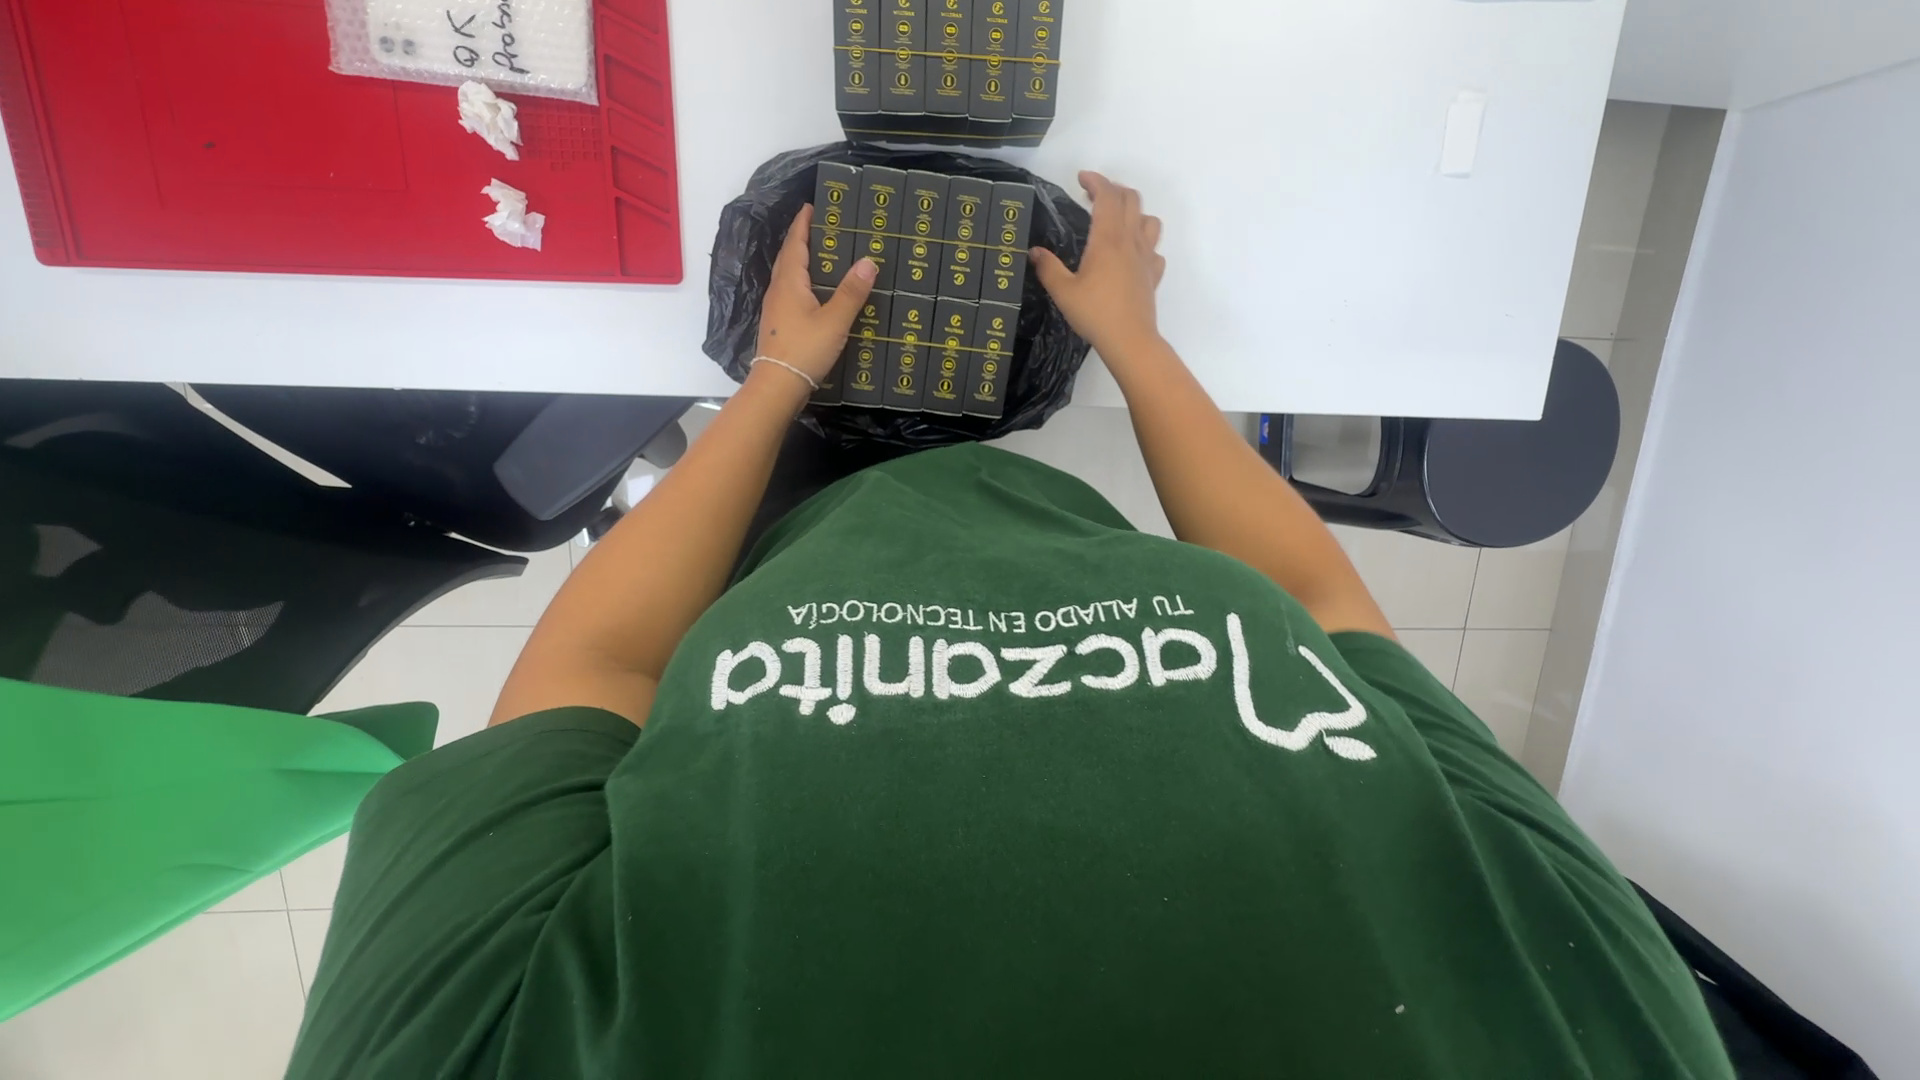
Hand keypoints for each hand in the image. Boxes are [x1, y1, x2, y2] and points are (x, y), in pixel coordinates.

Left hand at [756, 204, 877, 382]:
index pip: (796, 243)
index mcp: (790, 282)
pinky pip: (789, 293)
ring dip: (801, 262)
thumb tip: (869, 262)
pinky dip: (801, 283)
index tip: (811, 207)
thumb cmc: (805, 350)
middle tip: (820, 229)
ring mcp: (775, 309)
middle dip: (802, 240)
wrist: (778, 386)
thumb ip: (851, 292)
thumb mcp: (835, 321)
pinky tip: (813, 293)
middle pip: (788, 257)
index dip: (803, 224)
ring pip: (787, 276)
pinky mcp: (778, 325)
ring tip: (821, 257)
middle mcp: (778, 291)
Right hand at [1031, 171, 1165, 361]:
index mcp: (1107, 238)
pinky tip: (1133, 255)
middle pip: (1132, 200)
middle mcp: (1130, 241)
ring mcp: (1146, 257)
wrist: (1129, 340)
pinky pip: (1155, 250)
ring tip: (1118, 220)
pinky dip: (1145, 244)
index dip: (1095, 181)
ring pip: (1149, 220)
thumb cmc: (1095, 314)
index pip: (1107, 196)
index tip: (1081, 179)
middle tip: (1095, 195)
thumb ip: (1048, 268)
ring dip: (1135, 212)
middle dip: (1114, 190)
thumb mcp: (1063, 292)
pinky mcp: (1153, 275)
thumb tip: (1035, 252)